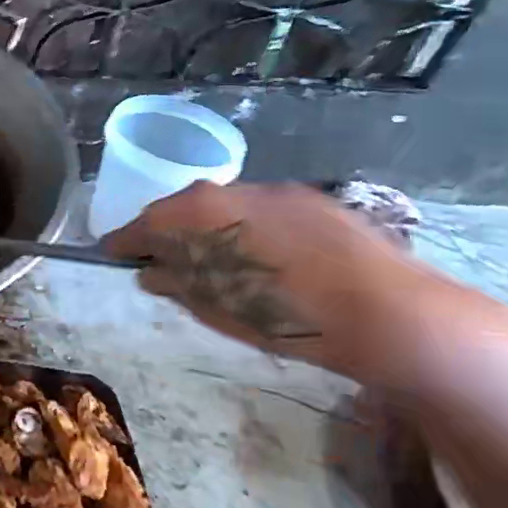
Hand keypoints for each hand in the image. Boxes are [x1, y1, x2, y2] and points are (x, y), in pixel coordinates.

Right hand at [101, 181, 492, 380]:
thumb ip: (178, 285)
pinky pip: (263, 210)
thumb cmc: (292, 317)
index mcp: (201, 212)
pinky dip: (249, 228)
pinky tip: (267, 257)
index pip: (145, 222)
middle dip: (168, 231)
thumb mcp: (221, 311)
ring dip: (210, 228)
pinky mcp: (313, 200)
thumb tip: (151, 273)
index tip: (111, 253)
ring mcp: (276, 190)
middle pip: (184, 207)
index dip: (125, 239)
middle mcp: (232, 189)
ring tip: (216, 260)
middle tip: (162, 260)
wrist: (396, 314)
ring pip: (225, 206)